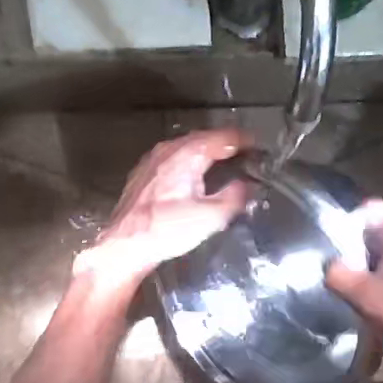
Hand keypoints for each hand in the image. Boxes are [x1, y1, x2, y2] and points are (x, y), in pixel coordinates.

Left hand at [75, 129, 250, 288]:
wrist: (125, 245)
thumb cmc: (165, 230)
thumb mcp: (211, 217)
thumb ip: (235, 197)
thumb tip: (247, 186)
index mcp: (188, 154)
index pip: (224, 137)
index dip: (244, 140)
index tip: (258, 146)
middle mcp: (168, 150)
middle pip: (204, 139)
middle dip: (225, 145)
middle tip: (244, 154)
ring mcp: (153, 161)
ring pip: (186, 148)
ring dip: (206, 154)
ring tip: (222, 164)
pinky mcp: (143, 175)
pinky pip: (172, 160)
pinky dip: (188, 164)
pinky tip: (192, 179)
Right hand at [325, 200, 382, 382]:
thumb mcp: (364, 298)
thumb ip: (337, 273)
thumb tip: (328, 264)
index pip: (370, 209)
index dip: (346, 225)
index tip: (334, 252)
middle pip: (381, 225)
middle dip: (358, 246)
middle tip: (345, 272)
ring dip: (372, 261)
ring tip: (361, 287)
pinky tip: (382, 296)